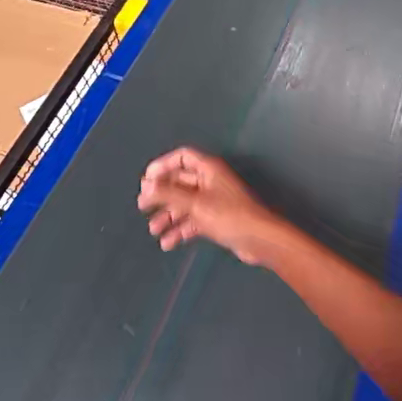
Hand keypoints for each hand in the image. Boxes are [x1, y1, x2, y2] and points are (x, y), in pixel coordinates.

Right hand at [138, 147, 283, 263]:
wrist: (259, 239)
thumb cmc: (229, 216)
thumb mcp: (195, 204)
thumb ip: (169, 194)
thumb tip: (146, 187)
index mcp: (209, 169)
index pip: (182, 157)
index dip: (163, 165)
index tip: (146, 180)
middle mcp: (211, 181)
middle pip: (180, 182)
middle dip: (161, 195)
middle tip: (142, 207)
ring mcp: (214, 201)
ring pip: (185, 204)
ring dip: (169, 216)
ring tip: (154, 230)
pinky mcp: (216, 219)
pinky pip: (193, 220)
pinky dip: (181, 230)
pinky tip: (168, 243)